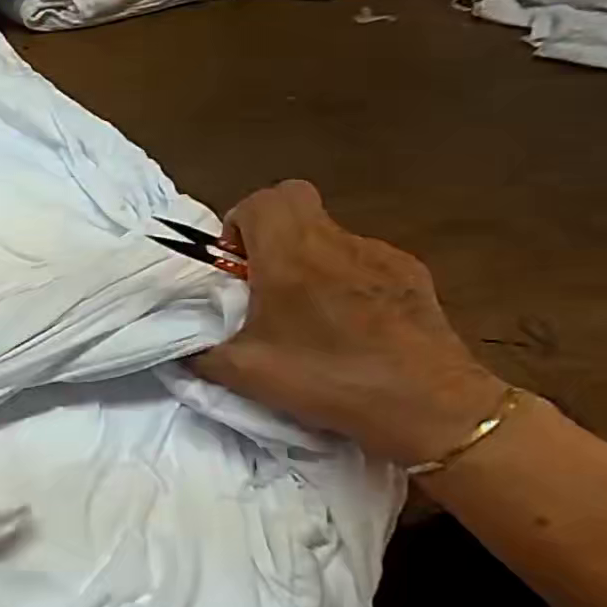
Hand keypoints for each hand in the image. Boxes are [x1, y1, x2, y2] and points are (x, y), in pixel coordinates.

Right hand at [189, 180, 511, 465]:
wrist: (428, 406)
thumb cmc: (329, 379)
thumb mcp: (248, 375)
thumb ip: (202, 356)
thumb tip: (178, 351)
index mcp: (288, 253)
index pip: (258, 200)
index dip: (238, 224)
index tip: (237, 266)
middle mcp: (332, 240)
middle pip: (294, 200)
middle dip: (271, 228)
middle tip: (266, 275)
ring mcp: (377, 252)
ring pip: (329, 232)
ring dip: (310, 256)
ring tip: (314, 311)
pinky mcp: (411, 272)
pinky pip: (365, 259)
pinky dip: (349, 276)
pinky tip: (357, 323)